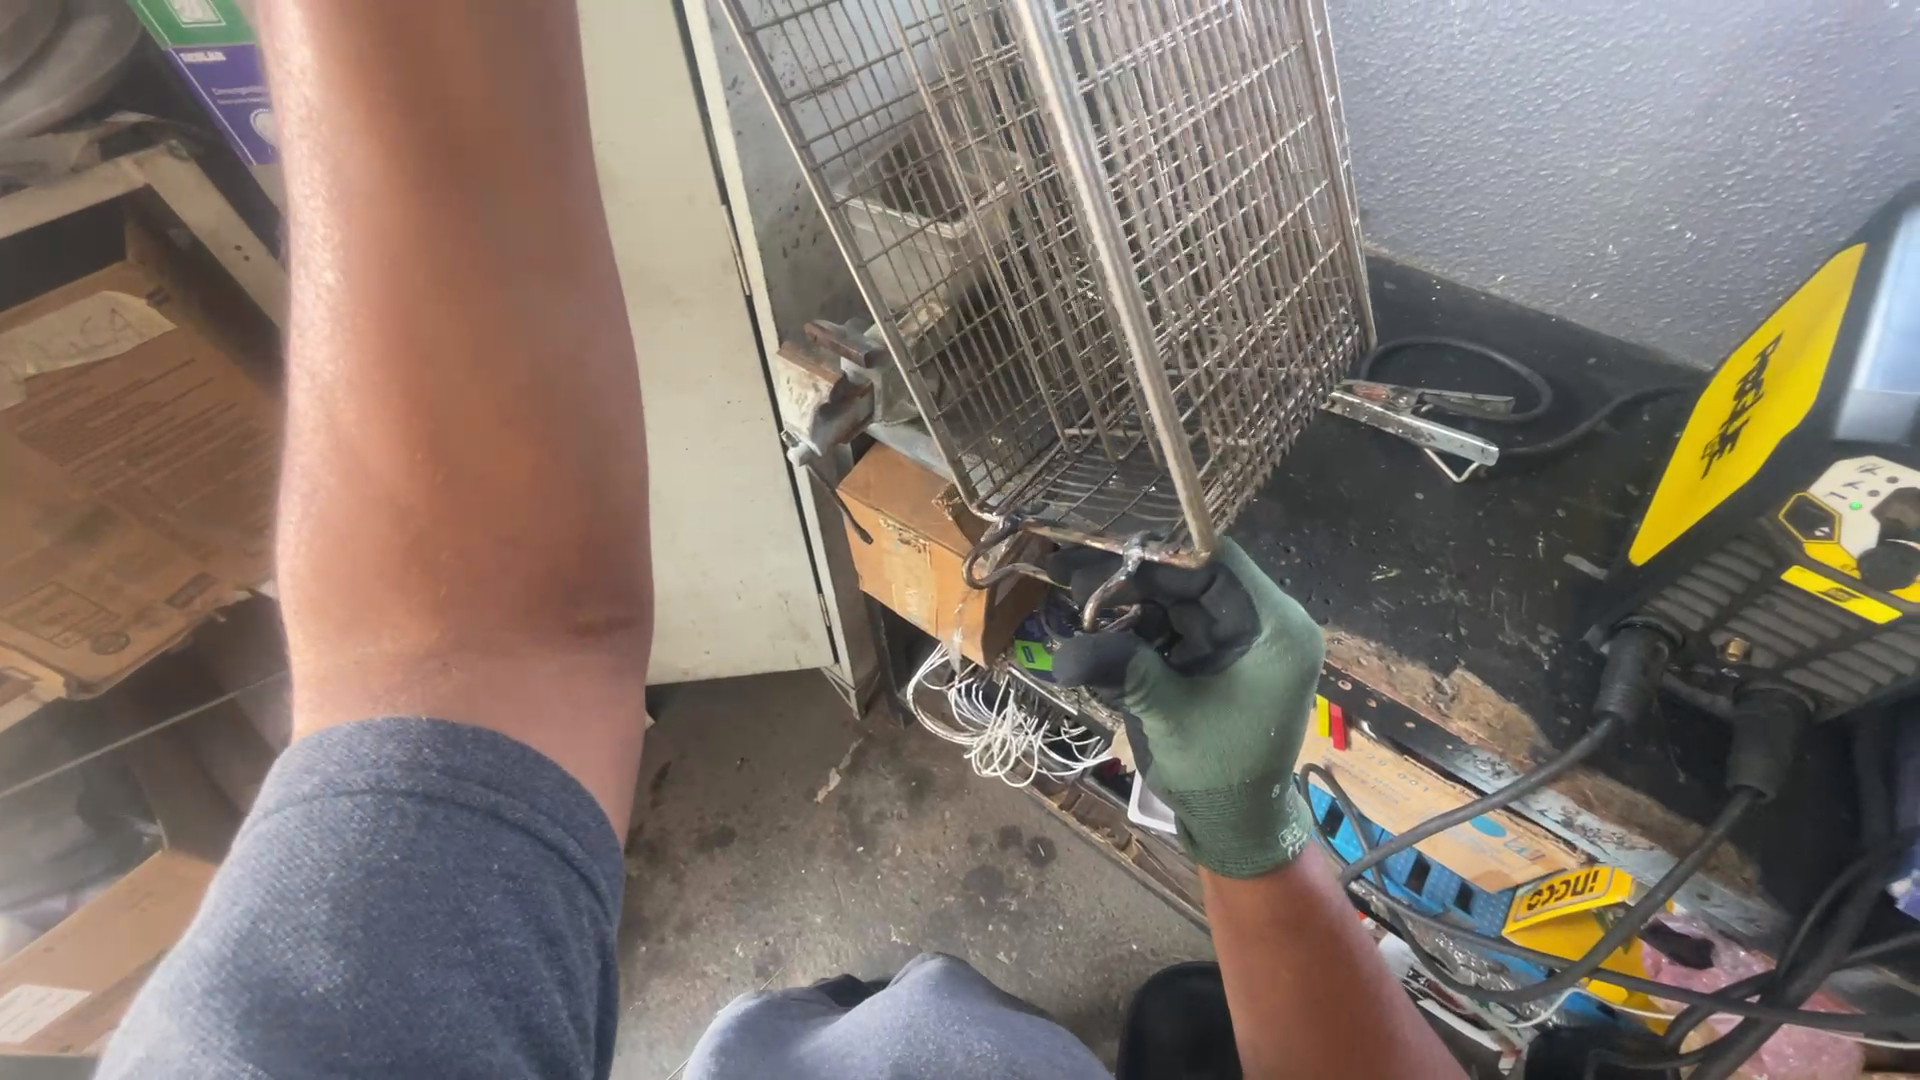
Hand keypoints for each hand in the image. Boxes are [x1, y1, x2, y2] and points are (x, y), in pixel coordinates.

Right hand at [1051, 539, 1322, 877]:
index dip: (1156, 555)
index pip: (1215, 561)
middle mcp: (1262, 622)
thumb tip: (1062, 653)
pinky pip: (1173, 622)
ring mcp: (1239, 637)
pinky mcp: (1217, 652)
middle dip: (1131, 580)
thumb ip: (1121, 671)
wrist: (1236, 823)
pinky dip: (1137, 624)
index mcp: (1272, 630)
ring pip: (1176, 595)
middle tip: (1073, 581)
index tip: (1099, 558)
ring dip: (1129, 601)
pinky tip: (1100, 629)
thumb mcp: (1167, 717)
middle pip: (1190, 574)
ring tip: (1080, 607)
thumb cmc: (1218, 774)